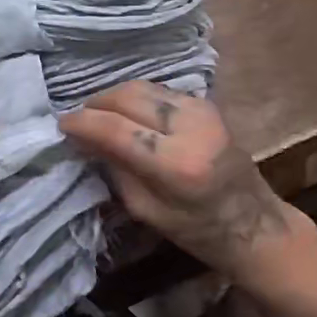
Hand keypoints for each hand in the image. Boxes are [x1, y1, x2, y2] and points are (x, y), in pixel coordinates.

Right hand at [58, 82, 303, 286]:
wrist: (255, 224)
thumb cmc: (196, 229)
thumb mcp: (144, 208)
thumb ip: (113, 166)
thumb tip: (81, 138)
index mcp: (175, 163)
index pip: (114, 128)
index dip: (82, 122)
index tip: (61, 125)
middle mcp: (191, 128)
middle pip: (127, 97)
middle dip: (95, 104)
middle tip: (78, 120)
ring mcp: (202, 111)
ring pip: (140, 87)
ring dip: (113, 98)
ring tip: (98, 115)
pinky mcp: (206, 104)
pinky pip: (157, 91)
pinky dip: (134, 98)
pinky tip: (126, 115)